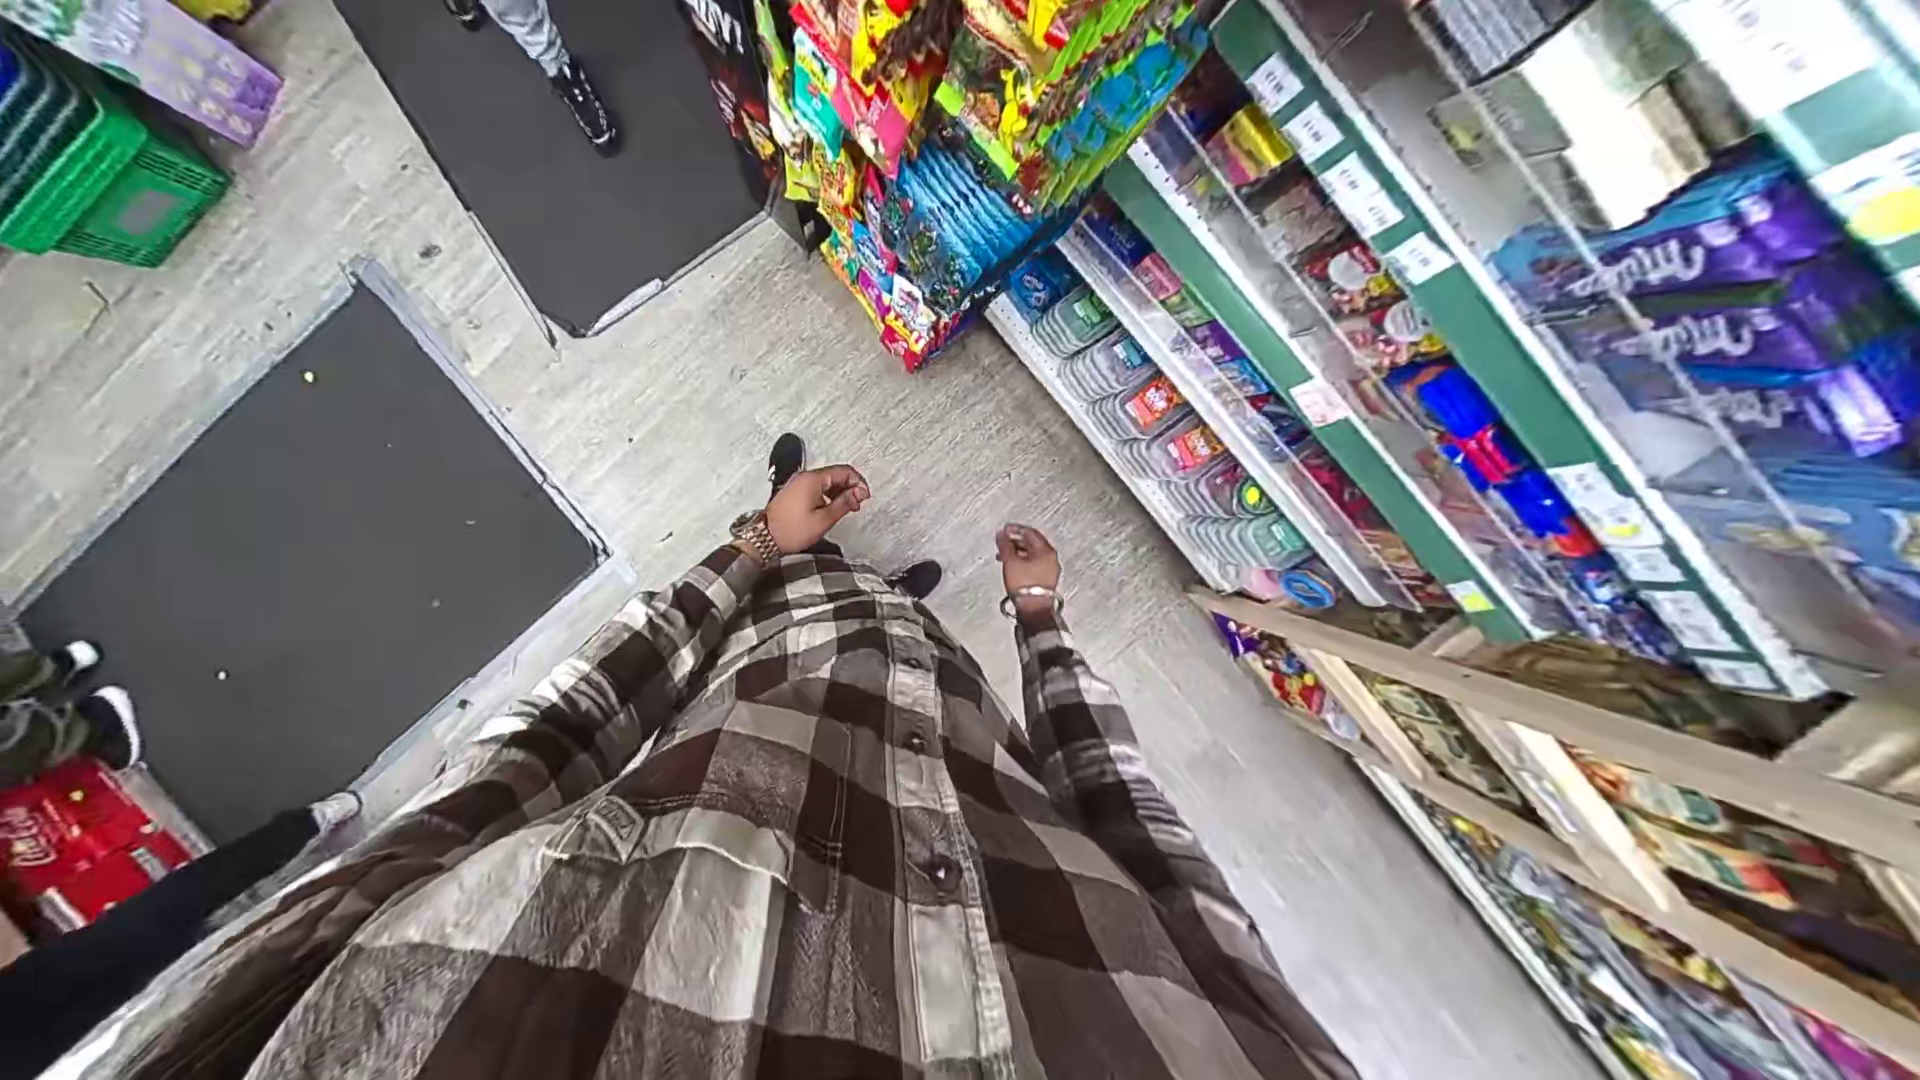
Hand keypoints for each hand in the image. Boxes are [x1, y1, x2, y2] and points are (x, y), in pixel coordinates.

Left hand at [766, 464, 869, 553]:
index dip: (859, 483)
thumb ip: (845, 503)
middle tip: (858, 502)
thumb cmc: (790, 530)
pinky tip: (832, 508)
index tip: (864, 495)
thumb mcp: (825, 519)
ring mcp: (798, 484)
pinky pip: (817, 487)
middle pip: (836, 474)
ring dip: (840, 492)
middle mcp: (804, 477)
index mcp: (812, 480)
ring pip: (827, 481)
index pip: (844, 471)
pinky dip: (828, 495)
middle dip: (851, 487)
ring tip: (847, 507)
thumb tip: (858, 493)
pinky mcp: (794, 492)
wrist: (766, 538)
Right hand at [995, 523, 1060, 615]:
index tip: (1006, 529)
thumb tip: (1002, 535)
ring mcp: (1050, 571)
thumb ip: (1005, 545)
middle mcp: (1051, 559)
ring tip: (1005, 554)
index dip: (1015, 529)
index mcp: (1046, 551)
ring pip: (1033, 555)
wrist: (1033, 610)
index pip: (1030, 532)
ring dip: (1018, 552)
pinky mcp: (1046, 581)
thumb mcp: (1010, 561)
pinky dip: (1023, 562)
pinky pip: (1034, 565)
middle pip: (1032, 543)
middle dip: (1016, 540)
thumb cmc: (1026, 587)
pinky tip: (1014, 567)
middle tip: (1004, 540)